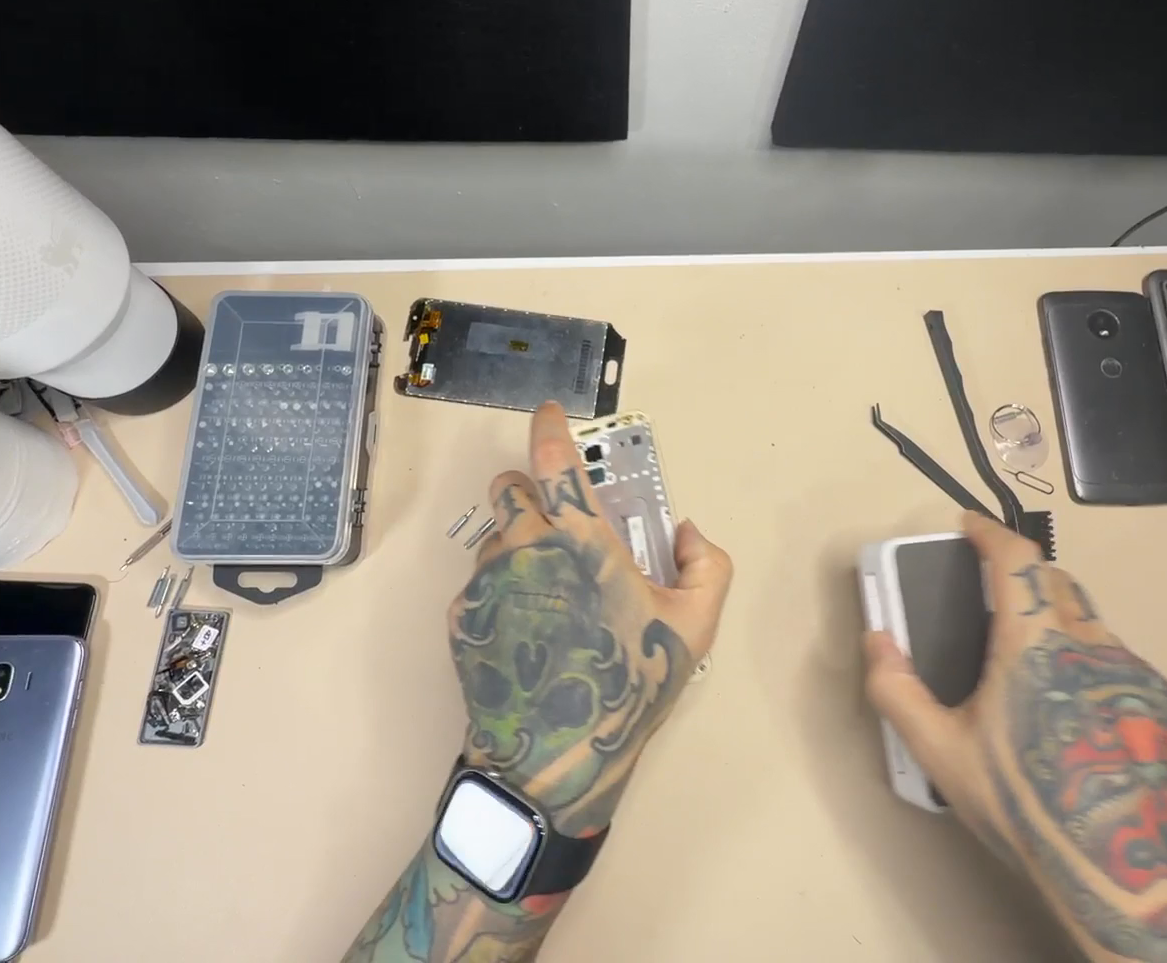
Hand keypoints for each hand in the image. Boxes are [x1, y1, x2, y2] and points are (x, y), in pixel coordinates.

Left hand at [449, 404, 731, 835]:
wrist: (552, 755)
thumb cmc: (629, 682)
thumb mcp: (695, 625)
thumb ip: (707, 563)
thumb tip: (684, 530)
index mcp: (579, 538)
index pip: (554, 459)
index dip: (550, 426)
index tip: (548, 411)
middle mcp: (523, 546)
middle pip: (507, 487)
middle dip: (528, 489)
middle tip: (557, 524)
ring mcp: (484, 581)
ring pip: (493, 536)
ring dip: (517, 544)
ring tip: (548, 592)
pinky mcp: (459, 616)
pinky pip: (478, 582)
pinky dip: (502, 588)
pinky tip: (526, 631)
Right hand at [863, 512, 1166, 962]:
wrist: (1129, 877)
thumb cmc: (1024, 803)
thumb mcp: (941, 752)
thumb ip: (896, 689)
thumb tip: (877, 638)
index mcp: (1035, 643)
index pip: (1016, 558)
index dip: (989, 531)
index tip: (968, 525)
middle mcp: (1092, 643)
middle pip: (1057, 581)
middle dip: (1021, 573)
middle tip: (992, 596)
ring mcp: (1137, 674)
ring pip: (1090, 621)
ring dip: (1056, 619)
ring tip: (1030, 661)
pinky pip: (1118, 661)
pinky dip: (1086, 659)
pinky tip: (1072, 709)